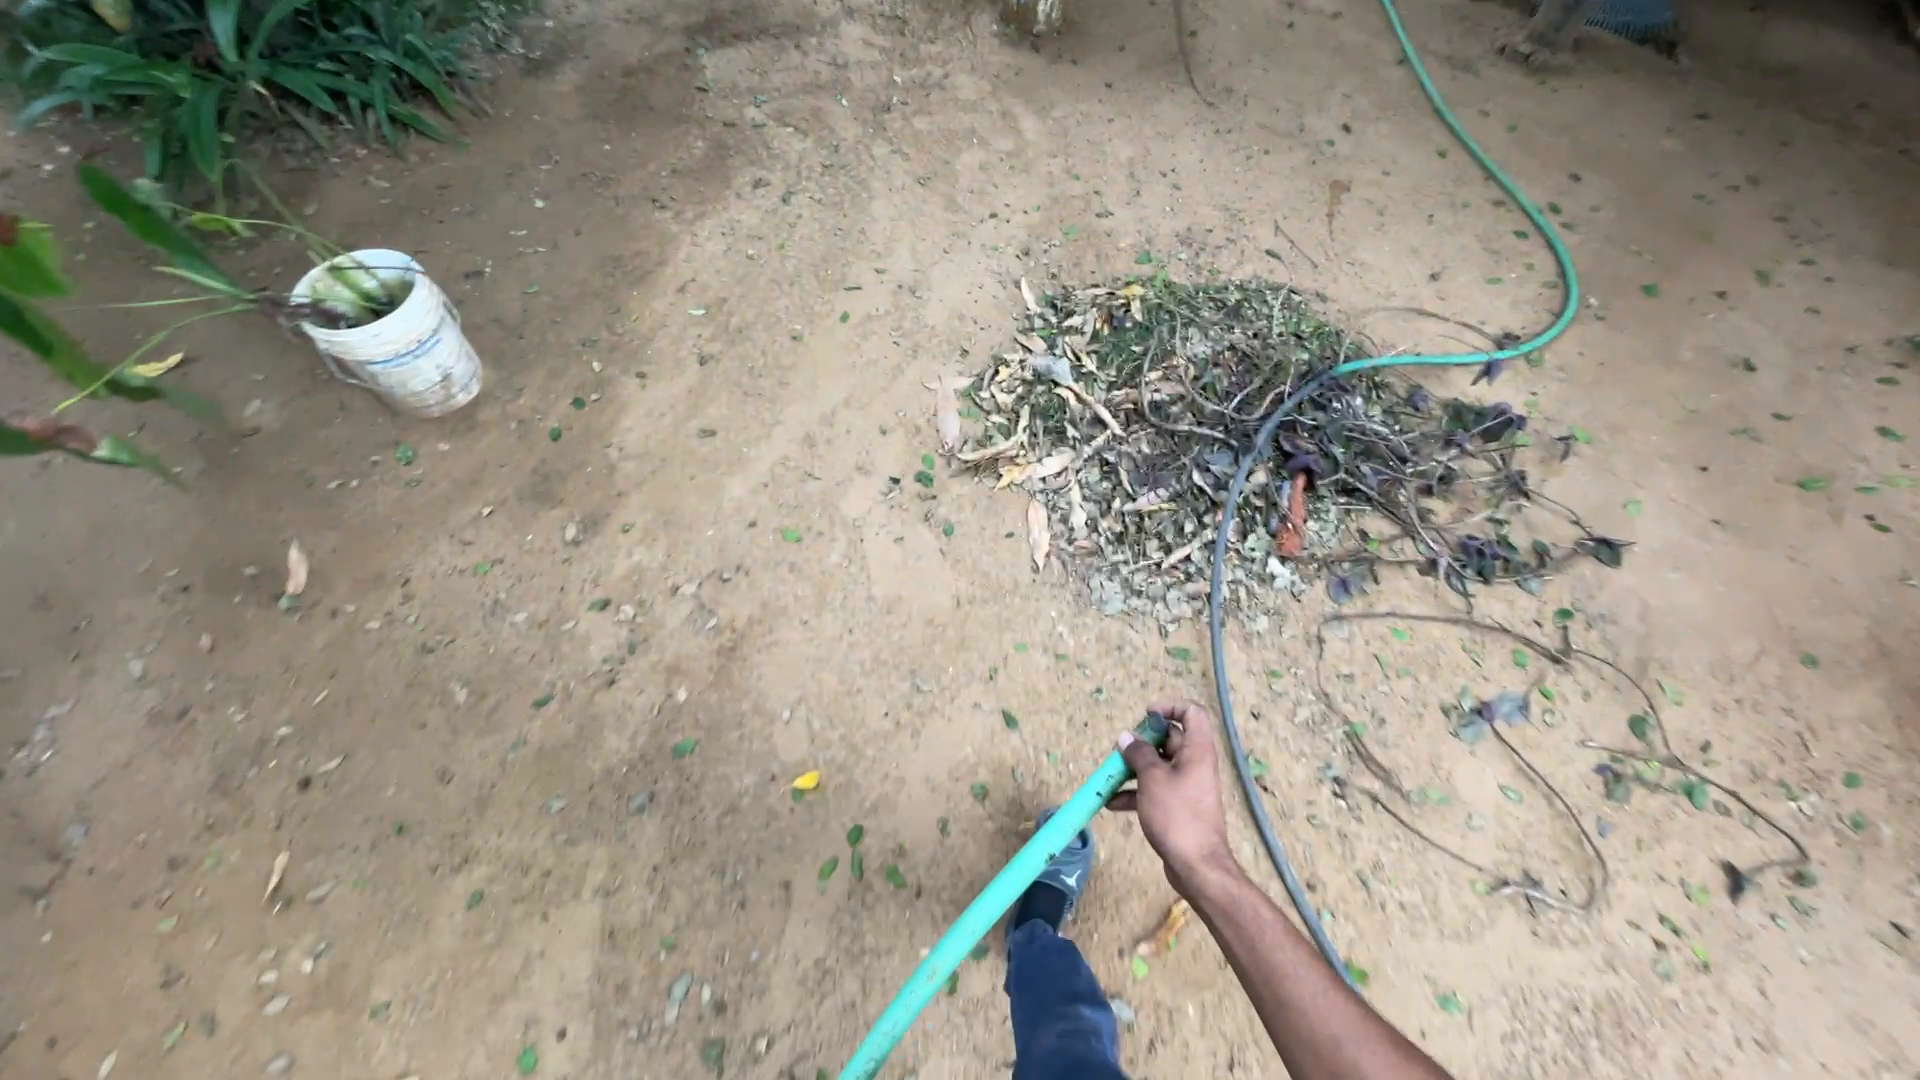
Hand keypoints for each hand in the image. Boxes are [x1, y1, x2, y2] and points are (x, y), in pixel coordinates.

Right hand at [1108, 699, 1239, 893]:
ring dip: (1133, 769)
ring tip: (1110, 776)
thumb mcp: (1152, 779)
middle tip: (1120, 750)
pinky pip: (1155, 789)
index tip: (1145, 716)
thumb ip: (1138, 754)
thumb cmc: (1177, 815)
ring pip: (1159, 766)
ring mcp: (1187, 787)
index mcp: (1197, 750)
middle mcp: (1195, 764)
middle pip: (1170, 739)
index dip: (1169, 707)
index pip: (1191, 712)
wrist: (1197, 866)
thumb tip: (1126, 737)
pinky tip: (1112, 803)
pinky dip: (1135, 792)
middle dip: (1141, 742)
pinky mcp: (1178, 807)